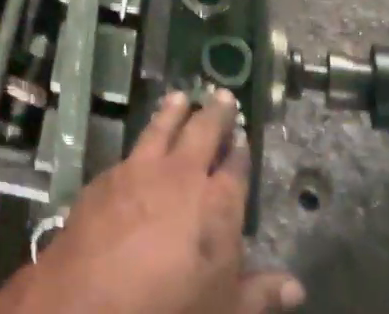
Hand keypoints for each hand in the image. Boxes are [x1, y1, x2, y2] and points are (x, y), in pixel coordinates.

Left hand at [0, 89, 303, 313]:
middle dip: (215, 114)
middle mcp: (182, 175)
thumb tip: (296, 287)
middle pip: (203, 133)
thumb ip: (260, 293)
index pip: (236, 169)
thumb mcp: (225, 307)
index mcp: (218, 204)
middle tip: (222, 95)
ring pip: (162, 128)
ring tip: (181, 96)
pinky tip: (140, 141)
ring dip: (174, 111)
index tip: (244, 137)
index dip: (242, 152)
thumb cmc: (170, 305)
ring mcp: (141, 170)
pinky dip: (141, 137)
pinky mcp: (108, 176)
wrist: (91, 296)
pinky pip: (131, 148)